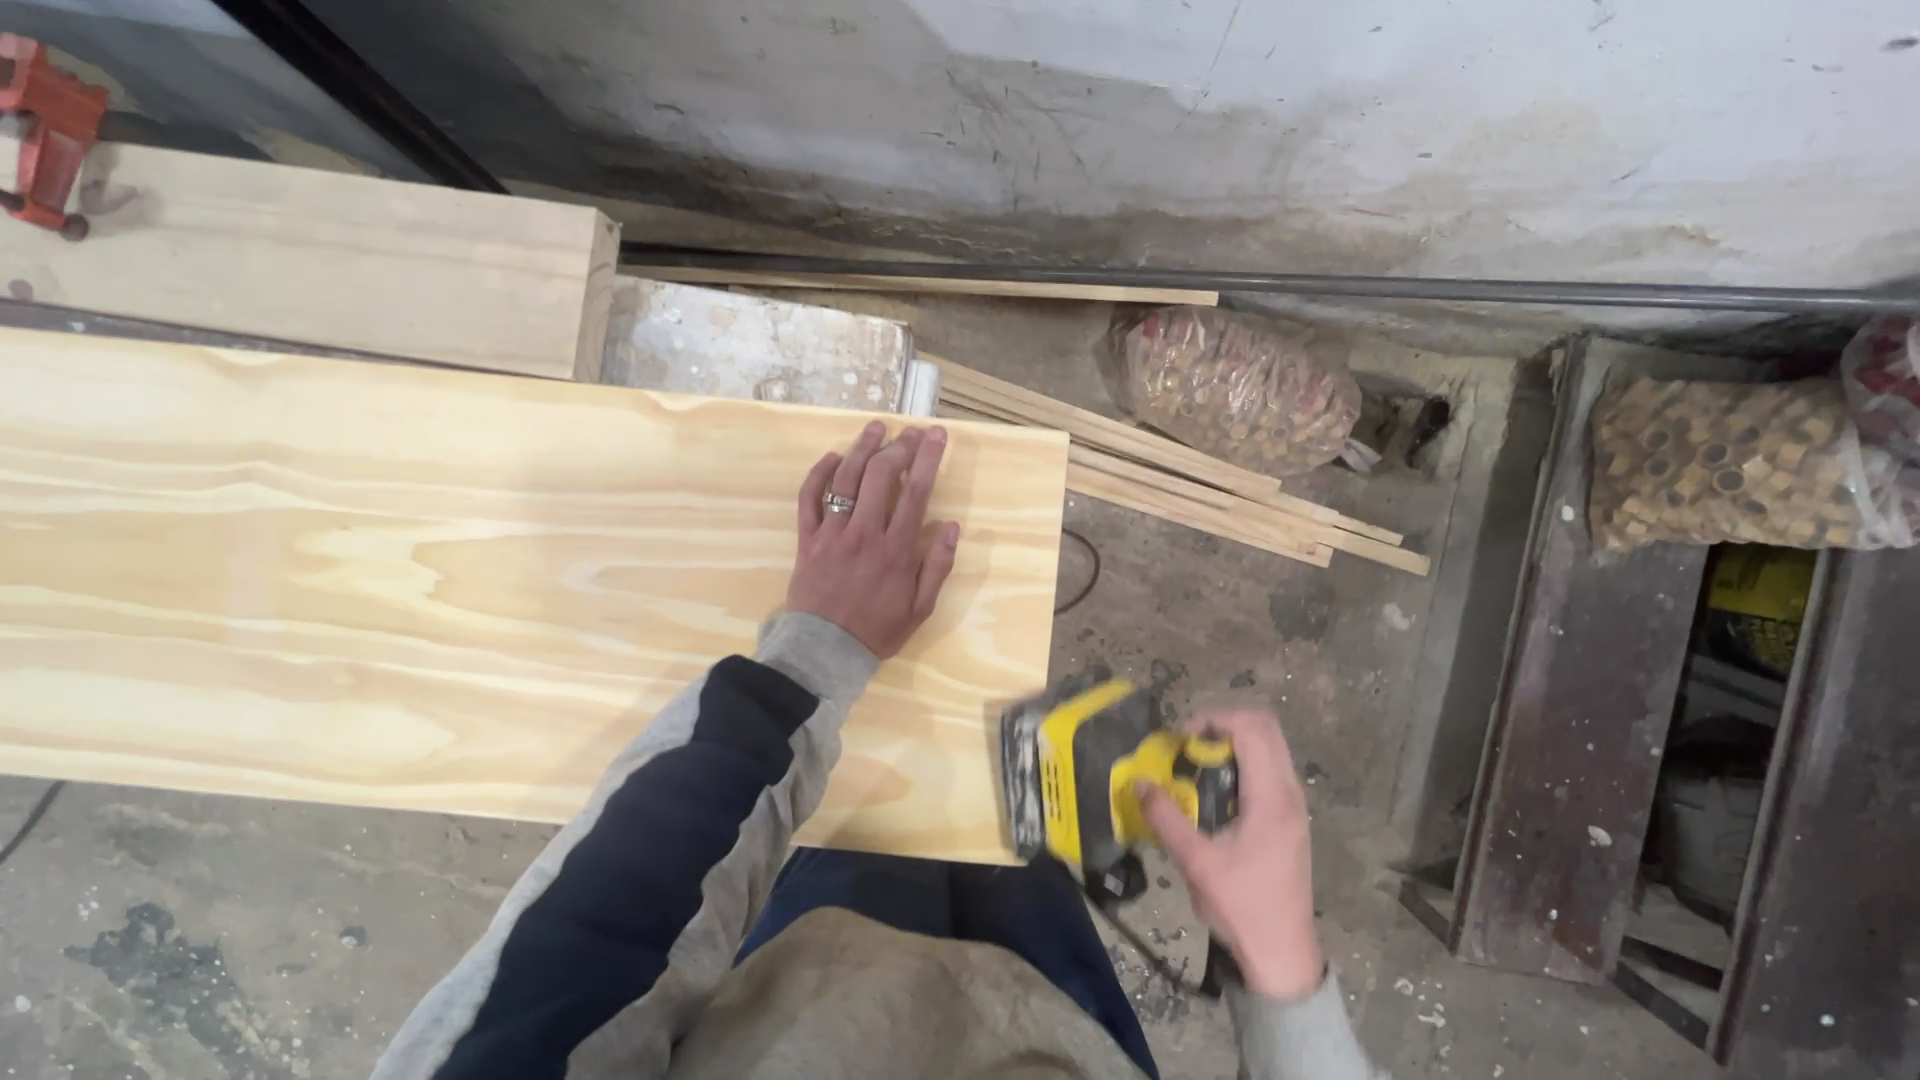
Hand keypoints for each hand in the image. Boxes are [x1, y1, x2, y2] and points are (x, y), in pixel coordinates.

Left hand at [787, 421, 959, 659]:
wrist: (824, 651)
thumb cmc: (877, 631)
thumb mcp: (920, 609)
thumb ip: (938, 567)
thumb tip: (953, 527)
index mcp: (896, 550)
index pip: (916, 492)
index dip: (928, 458)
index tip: (936, 434)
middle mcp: (864, 533)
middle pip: (881, 475)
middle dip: (899, 446)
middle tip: (910, 432)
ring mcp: (832, 533)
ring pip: (846, 478)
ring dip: (862, 448)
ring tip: (876, 427)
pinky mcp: (807, 539)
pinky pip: (809, 498)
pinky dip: (819, 473)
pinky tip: (833, 457)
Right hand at [1138, 708, 1324, 999]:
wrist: (1282, 953)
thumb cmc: (1241, 907)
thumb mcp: (1196, 863)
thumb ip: (1166, 818)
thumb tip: (1139, 782)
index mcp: (1271, 798)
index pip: (1251, 728)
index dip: (1213, 719)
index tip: (1180, 738)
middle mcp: (1290, 792)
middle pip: (1266, 726)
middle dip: (1222, 723)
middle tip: (1187, 744)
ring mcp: (1294, 804)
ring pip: (1270, 745)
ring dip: (1232, 741)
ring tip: (1195, 763)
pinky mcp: (1290, 816)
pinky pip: (1269, 766)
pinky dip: (1242, 760)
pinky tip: (1213, 789)